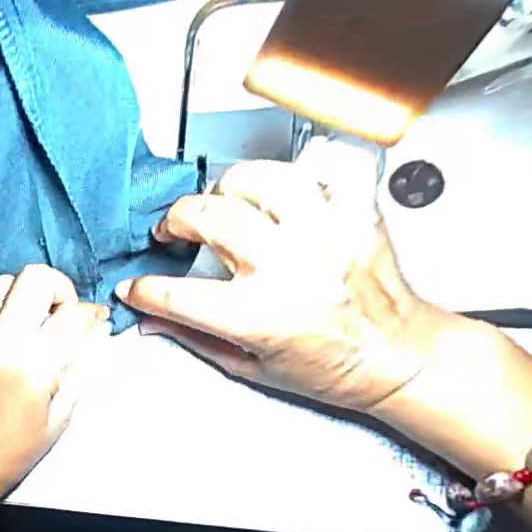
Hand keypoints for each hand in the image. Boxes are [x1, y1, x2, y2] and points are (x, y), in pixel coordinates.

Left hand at [0, 265, 110, 509]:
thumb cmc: (10, 454)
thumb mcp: (58, 418)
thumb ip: (78, 372)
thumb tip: (92, 338)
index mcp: (30, 363)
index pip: (72, 314)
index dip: (93, 315)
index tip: (98, 323)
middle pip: (35, 278)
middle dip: (60, 289)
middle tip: (64, 316)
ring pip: (4, 283)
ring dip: (26, 294)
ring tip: (36, 321)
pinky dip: (4, 308)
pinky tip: (12, 334)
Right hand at [117, 139, 465, 412]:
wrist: (396, 357)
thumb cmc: (329, 367)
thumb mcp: (245, 365)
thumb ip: (193, 337)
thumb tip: (150, 320)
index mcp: (260, 316)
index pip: (176, 294)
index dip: (143, 289)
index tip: (135, 286)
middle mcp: (292, 268)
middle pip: (211, 217)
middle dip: (176, 221)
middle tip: (175, 232)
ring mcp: (327, 235)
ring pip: (262, 179)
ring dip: (229, 188)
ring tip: (225, 204)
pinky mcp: (357, 215)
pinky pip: (332, 164)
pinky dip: (306, 166)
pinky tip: (286, 189)